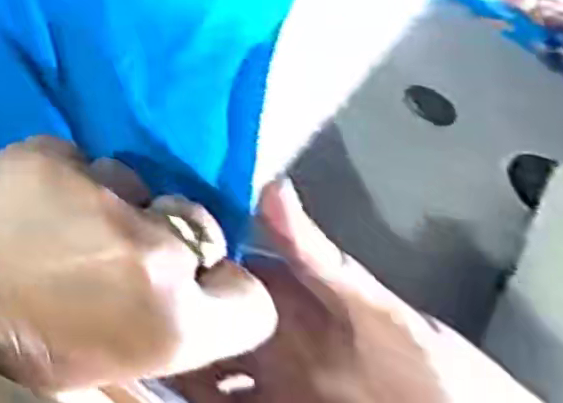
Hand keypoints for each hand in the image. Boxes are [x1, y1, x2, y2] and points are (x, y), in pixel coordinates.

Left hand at [0, 137, 276, 391]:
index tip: (193, 284)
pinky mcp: (49, 150)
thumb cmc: (16, 354)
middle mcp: (149, 247)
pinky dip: (63, 171)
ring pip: (133, 179)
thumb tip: (173, 296)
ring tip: (66, 214)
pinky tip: (32, 193)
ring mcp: (98, 188)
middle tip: (120, 246)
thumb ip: (156, 325)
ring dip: (111, 196)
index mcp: (174, 321)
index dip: (223, 290)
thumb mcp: (106, 366)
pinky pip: (78, 154)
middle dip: (167, 233)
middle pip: (197, 222)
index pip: (251, 297)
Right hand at [164, 182, 541, 402]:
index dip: (175, 261)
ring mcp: (265, 387)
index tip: (134, 252)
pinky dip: (192, 399)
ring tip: (134, 357)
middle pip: (194, 322)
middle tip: (122, 321)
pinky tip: (166, 394)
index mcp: (277, 296)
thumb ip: (318, 255)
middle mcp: (260, 337)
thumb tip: (269, 182)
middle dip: (160, 320)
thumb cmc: (441, 375)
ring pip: (198, 372)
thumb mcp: (380, 312)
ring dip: (170, 367)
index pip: (211, 269)